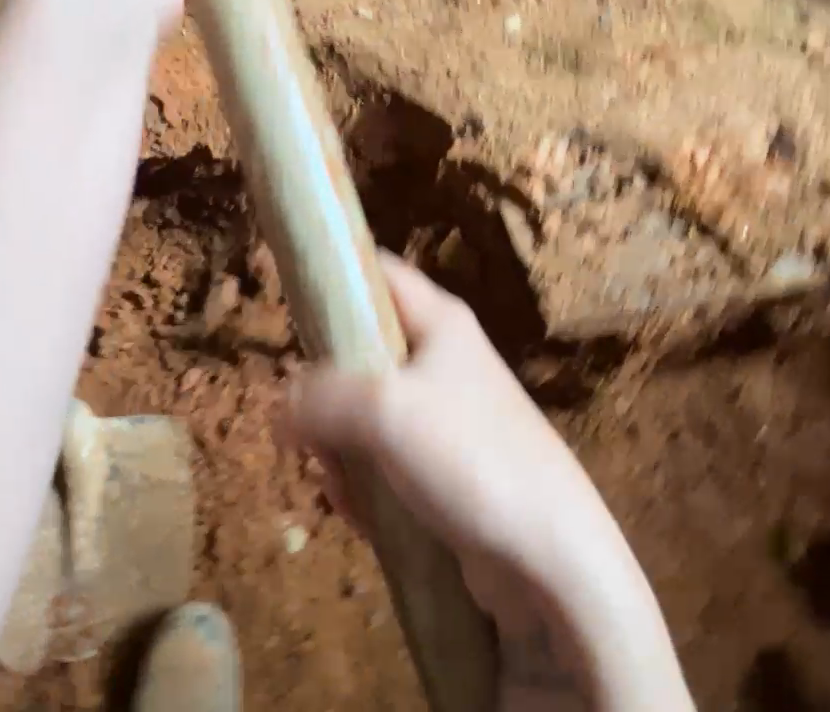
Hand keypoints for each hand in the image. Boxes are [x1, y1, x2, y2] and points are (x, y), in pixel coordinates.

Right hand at [284, 256, 694, 711]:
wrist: (551, 559)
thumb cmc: (472, 458)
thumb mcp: (383, 409)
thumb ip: (319, 395)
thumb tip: (279, 408)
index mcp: (438, 321)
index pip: (376, 271)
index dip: (332, 277)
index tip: (288, 307)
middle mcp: (440, 360)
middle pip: (358, 351)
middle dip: (323, 395)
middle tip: (311, 429)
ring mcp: (442, 418)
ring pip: (361, 416)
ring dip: (339, 451)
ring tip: (343, 486)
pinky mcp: (441, 471)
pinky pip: (381, 462)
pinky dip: (364, 484)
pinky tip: (364, 515)